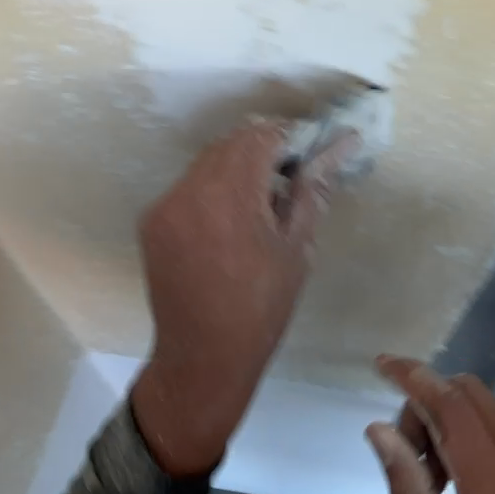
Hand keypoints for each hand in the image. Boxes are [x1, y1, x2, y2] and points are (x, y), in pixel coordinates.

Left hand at [129, 119, 358, 476]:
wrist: (203, 357)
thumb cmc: (261, 306)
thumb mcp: (298, 248)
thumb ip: (313, 188)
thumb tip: (342, 144)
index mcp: (232, 194)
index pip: (263, 135)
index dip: (289, 140)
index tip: (307, 159)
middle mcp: (192, 189)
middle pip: (233, 142)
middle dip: (263, 150)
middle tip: (288, 179)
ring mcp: (166, 204)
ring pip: (208, 161)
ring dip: (237, 167)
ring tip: (259, 203)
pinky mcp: (152, 220)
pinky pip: (188, 186)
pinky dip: (212, 189)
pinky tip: (228, 221)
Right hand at [366, 355, 494, 493]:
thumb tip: (381, 433)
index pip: (451, 406)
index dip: (413, 378)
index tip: (385, 365)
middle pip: (473, 395)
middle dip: (433, 405)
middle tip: (414, 454)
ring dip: (462, 423)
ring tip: (447, 481)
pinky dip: (494, 438)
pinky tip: (484, 485)